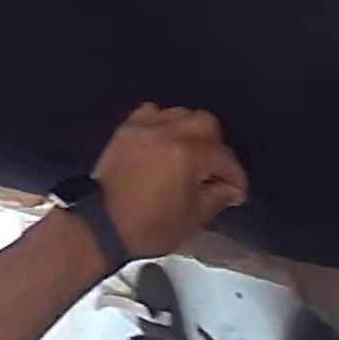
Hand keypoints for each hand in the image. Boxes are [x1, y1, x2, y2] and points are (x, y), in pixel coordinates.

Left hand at [92, 103, 247, 257]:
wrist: (101, 225)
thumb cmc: (148, 227)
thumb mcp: (191, 220)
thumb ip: (216, 198)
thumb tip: (230, 187)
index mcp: (188, 156)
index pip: (224, 157)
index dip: (235, 176)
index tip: (237, 190)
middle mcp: (170, 132)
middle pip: (206, 123)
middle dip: (216, 147)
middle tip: (213, 170)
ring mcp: (147, 126)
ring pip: (181, 114)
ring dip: (190, 132)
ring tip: (188, 154)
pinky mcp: (128, 127)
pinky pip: (152, 112)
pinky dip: (162, 122)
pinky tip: (163, 141)